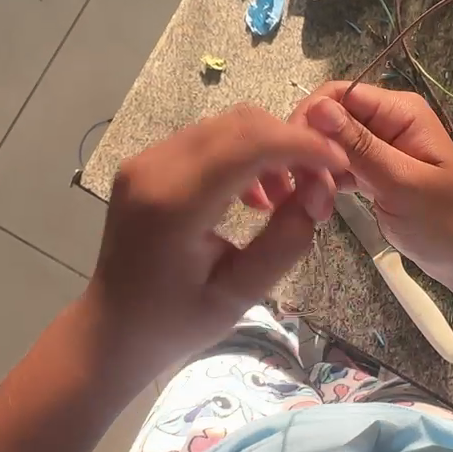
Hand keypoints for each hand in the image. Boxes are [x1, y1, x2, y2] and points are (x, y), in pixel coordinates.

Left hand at [85, 105, 344, 377]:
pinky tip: (257, 198)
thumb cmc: (174, 323)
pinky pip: (209, 140)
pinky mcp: (149, 163)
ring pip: (227, 126)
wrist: (113, 328)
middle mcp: (154, 167)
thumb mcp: (238, 297)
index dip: (302, 146)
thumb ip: (283, 245)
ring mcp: (146, 160)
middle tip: (316, 194)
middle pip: (240, 123)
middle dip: (292, 146)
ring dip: (271, 151)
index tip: (340, 168)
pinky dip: (246, 157)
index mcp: (174, 203)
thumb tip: (315, 198)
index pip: (249, 143)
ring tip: (288, 200)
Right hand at [290, 82, 452, 290]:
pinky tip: (323, 207)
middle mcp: (388, 123)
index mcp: (400, 112)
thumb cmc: (444, 221)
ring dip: (319, 171)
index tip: (296, 155)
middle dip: (314, 150)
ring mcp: (380, 149)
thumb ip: (359, 146)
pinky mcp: (374, 174)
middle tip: (309, 190)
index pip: (340, 94)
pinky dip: (328, 185)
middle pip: (331, 120)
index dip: (312, 118)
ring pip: (331, 147)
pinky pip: (340, 169)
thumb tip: (318, 107)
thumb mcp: (400, 182)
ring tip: (318, 204)